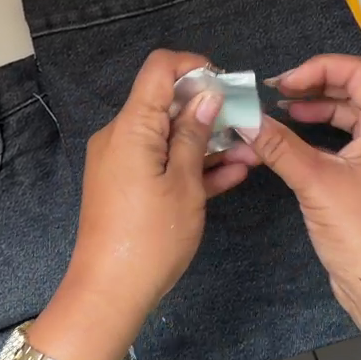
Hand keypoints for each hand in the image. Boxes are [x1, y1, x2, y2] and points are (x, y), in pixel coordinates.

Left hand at [62, 50, 250, 322]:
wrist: (109, 292)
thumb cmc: (151, 236)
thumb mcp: (184, 184)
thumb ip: (194, 135)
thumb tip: (207, 96)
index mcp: (131, 126)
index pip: (158, 70)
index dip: (193, 67)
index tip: (225, 84)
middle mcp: (120, 136)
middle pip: (165, 103)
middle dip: (208, 110)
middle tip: (247, 125)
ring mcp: (121, 161)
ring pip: (167, 136)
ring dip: (206, 142)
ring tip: (250, 155)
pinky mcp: (126, 184)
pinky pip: (160, 162)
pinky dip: (189, 164)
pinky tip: (232, 174)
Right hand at [233, 54, 360, 315]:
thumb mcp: (317, 183)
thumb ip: (279, 146)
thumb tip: (245, 120)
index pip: (359, 72)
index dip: (319, 68)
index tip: (283, 84)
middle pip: (354, 91)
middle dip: (313, 86)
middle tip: (274, 94)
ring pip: (347, 119)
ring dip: (314, 110)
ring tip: (278, 114)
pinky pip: (341, 146)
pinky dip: (315, 138)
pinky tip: (290, 146)